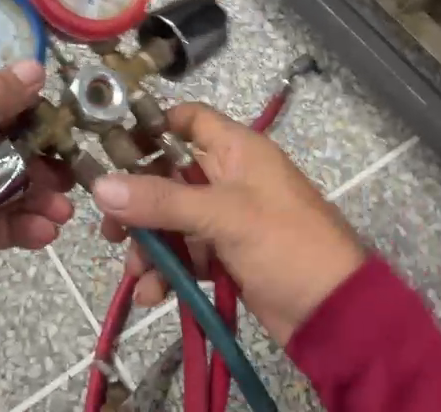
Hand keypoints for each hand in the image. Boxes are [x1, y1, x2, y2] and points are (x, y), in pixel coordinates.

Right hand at [93, 102, 365, 343]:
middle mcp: (230, 178)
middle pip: (170, 174)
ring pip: (173, 218)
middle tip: (111, 226)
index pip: (189, 119)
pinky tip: (154, 293)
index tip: (114, 146)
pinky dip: (168, 271)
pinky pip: (186, 253)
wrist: (341, 320)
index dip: (153, 126)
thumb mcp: (223, 217)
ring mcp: (228, 219)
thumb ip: (160, 201)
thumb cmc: (287, 245)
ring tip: (135, 272)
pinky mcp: (228, 256)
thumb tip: (99, 187)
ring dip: (150, 243)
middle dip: (138, 200)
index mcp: (238, 150)